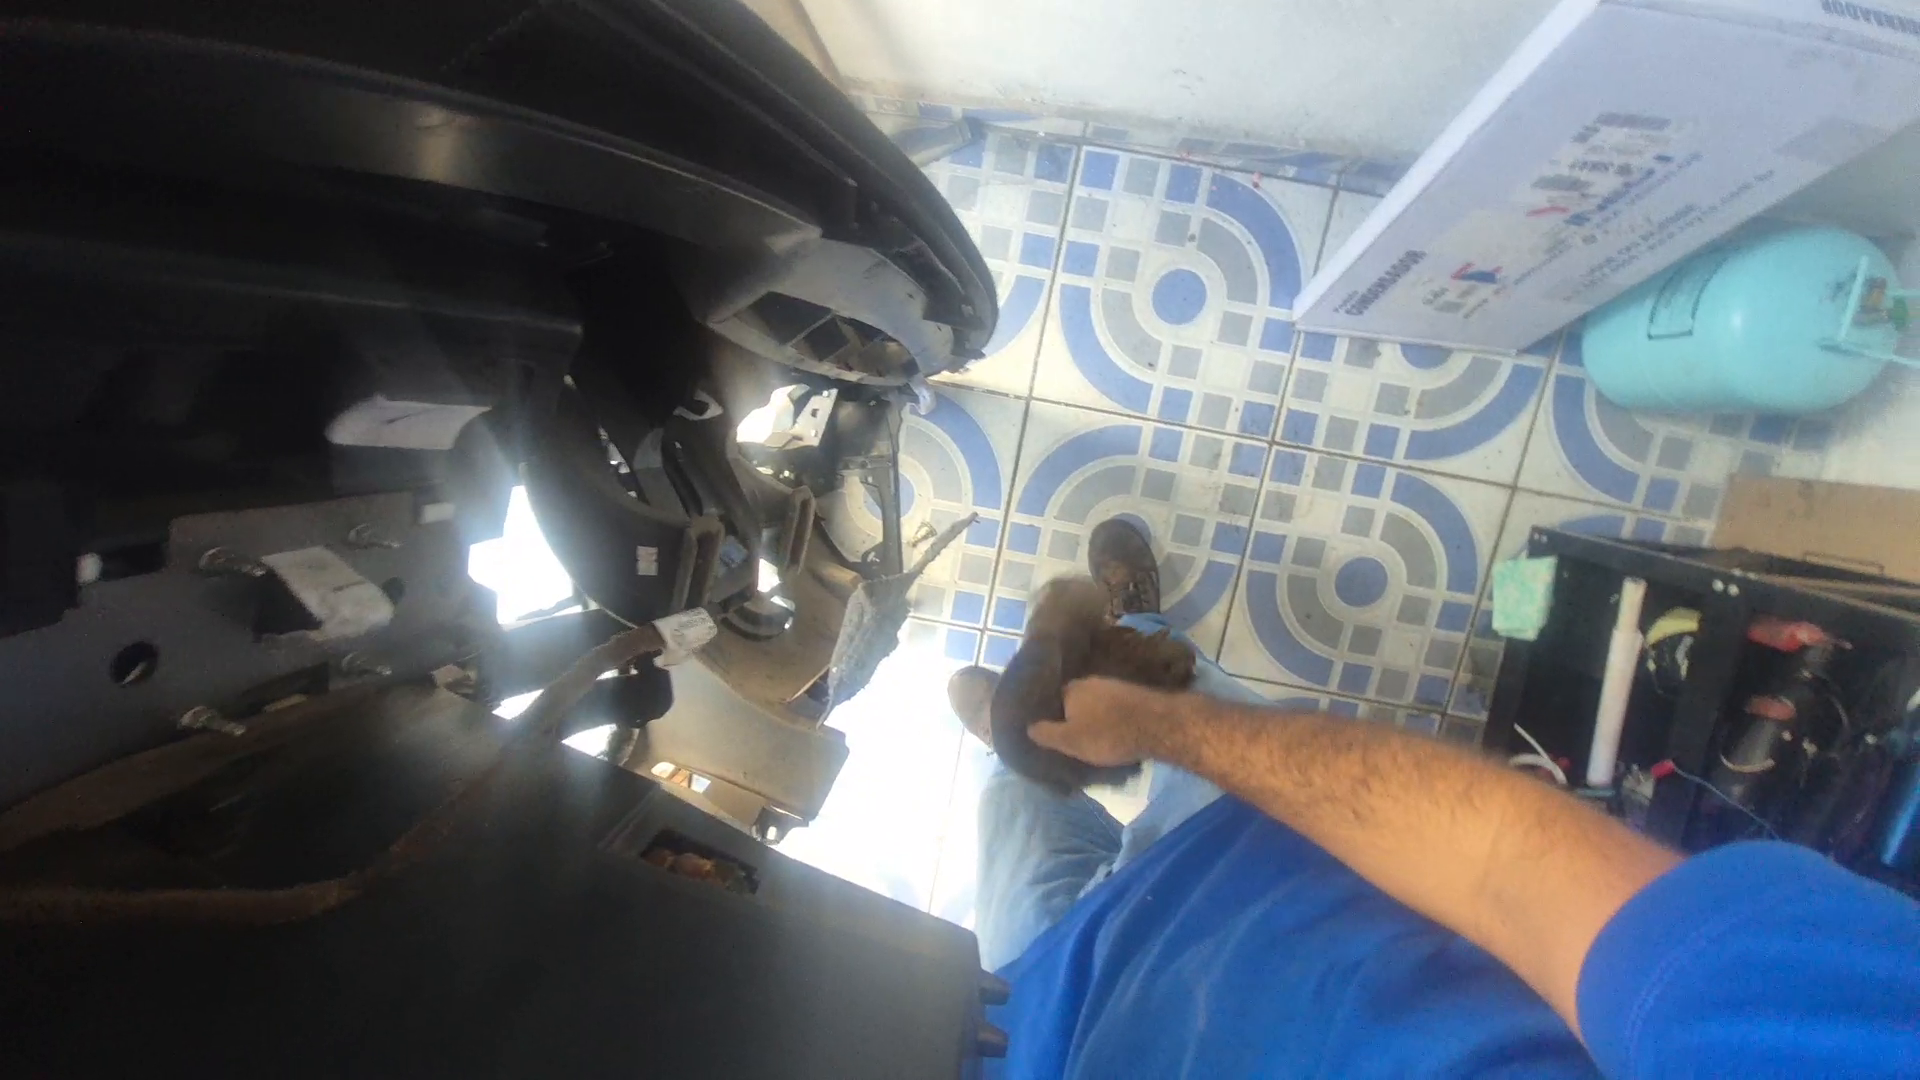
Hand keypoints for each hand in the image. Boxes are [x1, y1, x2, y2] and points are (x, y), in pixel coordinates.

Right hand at [1027, 677, 1171, 766]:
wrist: (1158, 725)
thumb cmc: (1109, 734)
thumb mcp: (1071, 741)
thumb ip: (1047, 734)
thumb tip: (1028, 726)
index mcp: (1071, 689)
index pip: (1052, 702)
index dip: (1052, 719)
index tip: (1054, 735)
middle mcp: (1090, 681)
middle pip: (1075, 702)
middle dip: (1074, 718)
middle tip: (1076, 740)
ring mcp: (1113, 686)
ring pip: (1096, 705)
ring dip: (1095, 720)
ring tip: (1098, 741)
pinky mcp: (1133, 694)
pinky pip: (1114, 709)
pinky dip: (1112, 720)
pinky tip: (1117, 733)